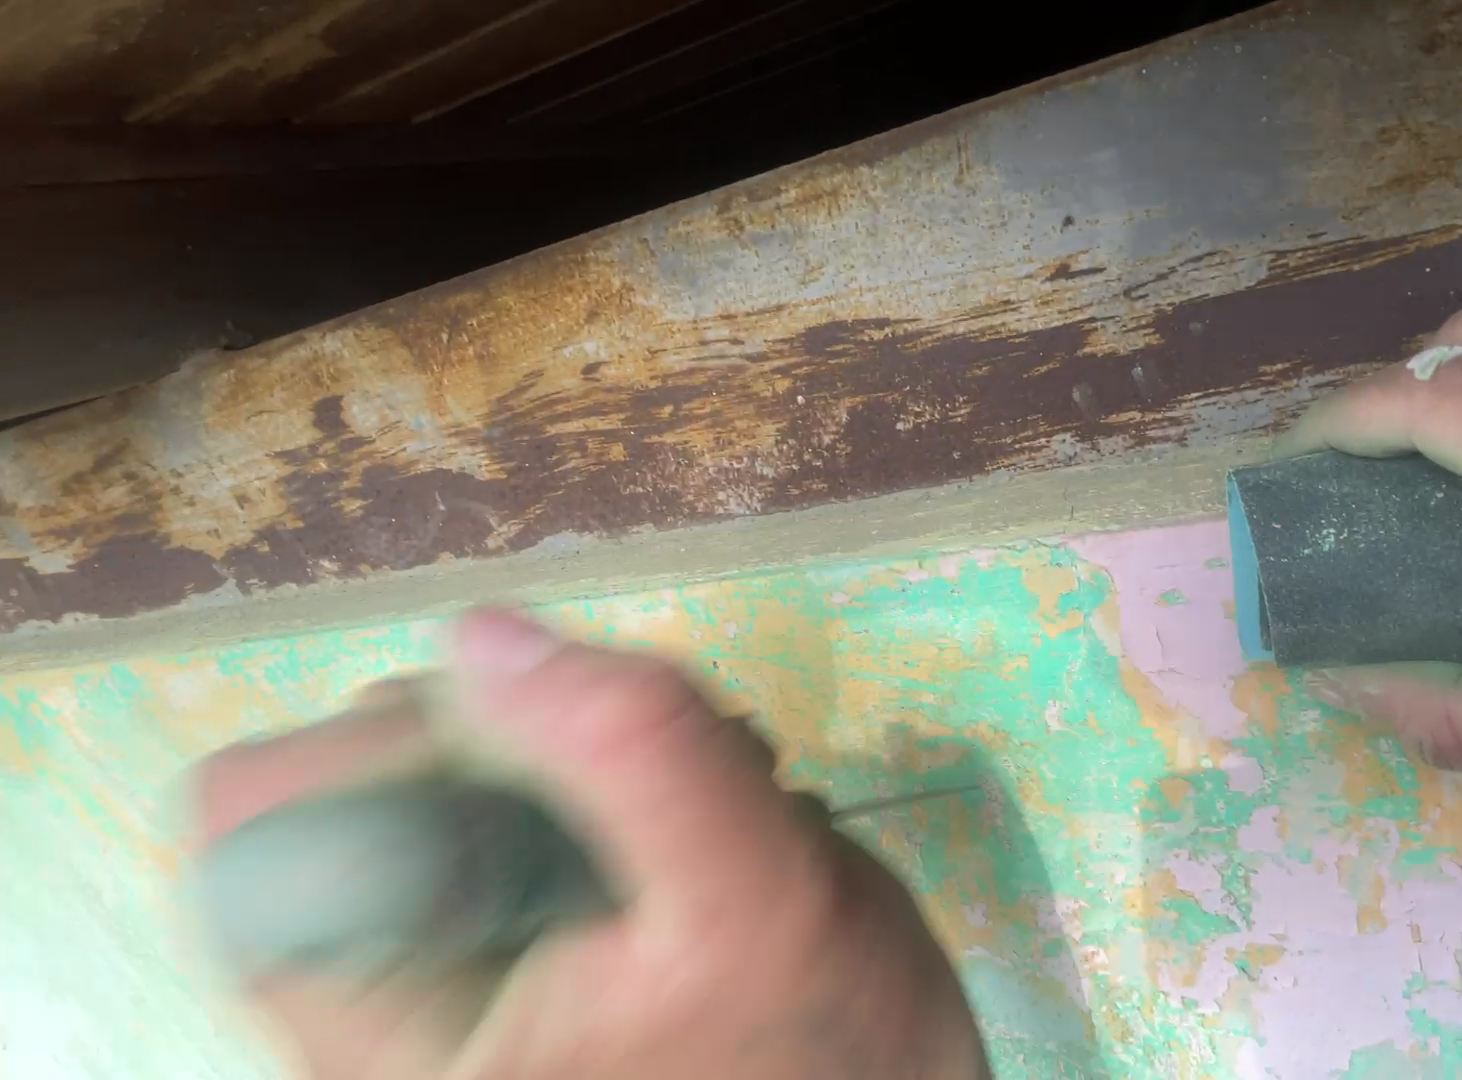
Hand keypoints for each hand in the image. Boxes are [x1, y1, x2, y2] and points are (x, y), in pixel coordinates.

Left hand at [191, 608, 985, 1078]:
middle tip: (658, 771)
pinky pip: (561, 766)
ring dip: (606, 733)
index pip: (273, 821)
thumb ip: (636, 757)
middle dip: (535, 733)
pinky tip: (726, 784)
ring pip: (486, 751)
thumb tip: (484, 632)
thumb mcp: (757, 896)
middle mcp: (411, 978)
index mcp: (390, 1026)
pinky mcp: (569, 894)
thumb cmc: (828, 1042)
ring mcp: (495, 932)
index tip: (555, 760)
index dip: (406, 746)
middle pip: (385, 763)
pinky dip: (641, 748)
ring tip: (720, 778)